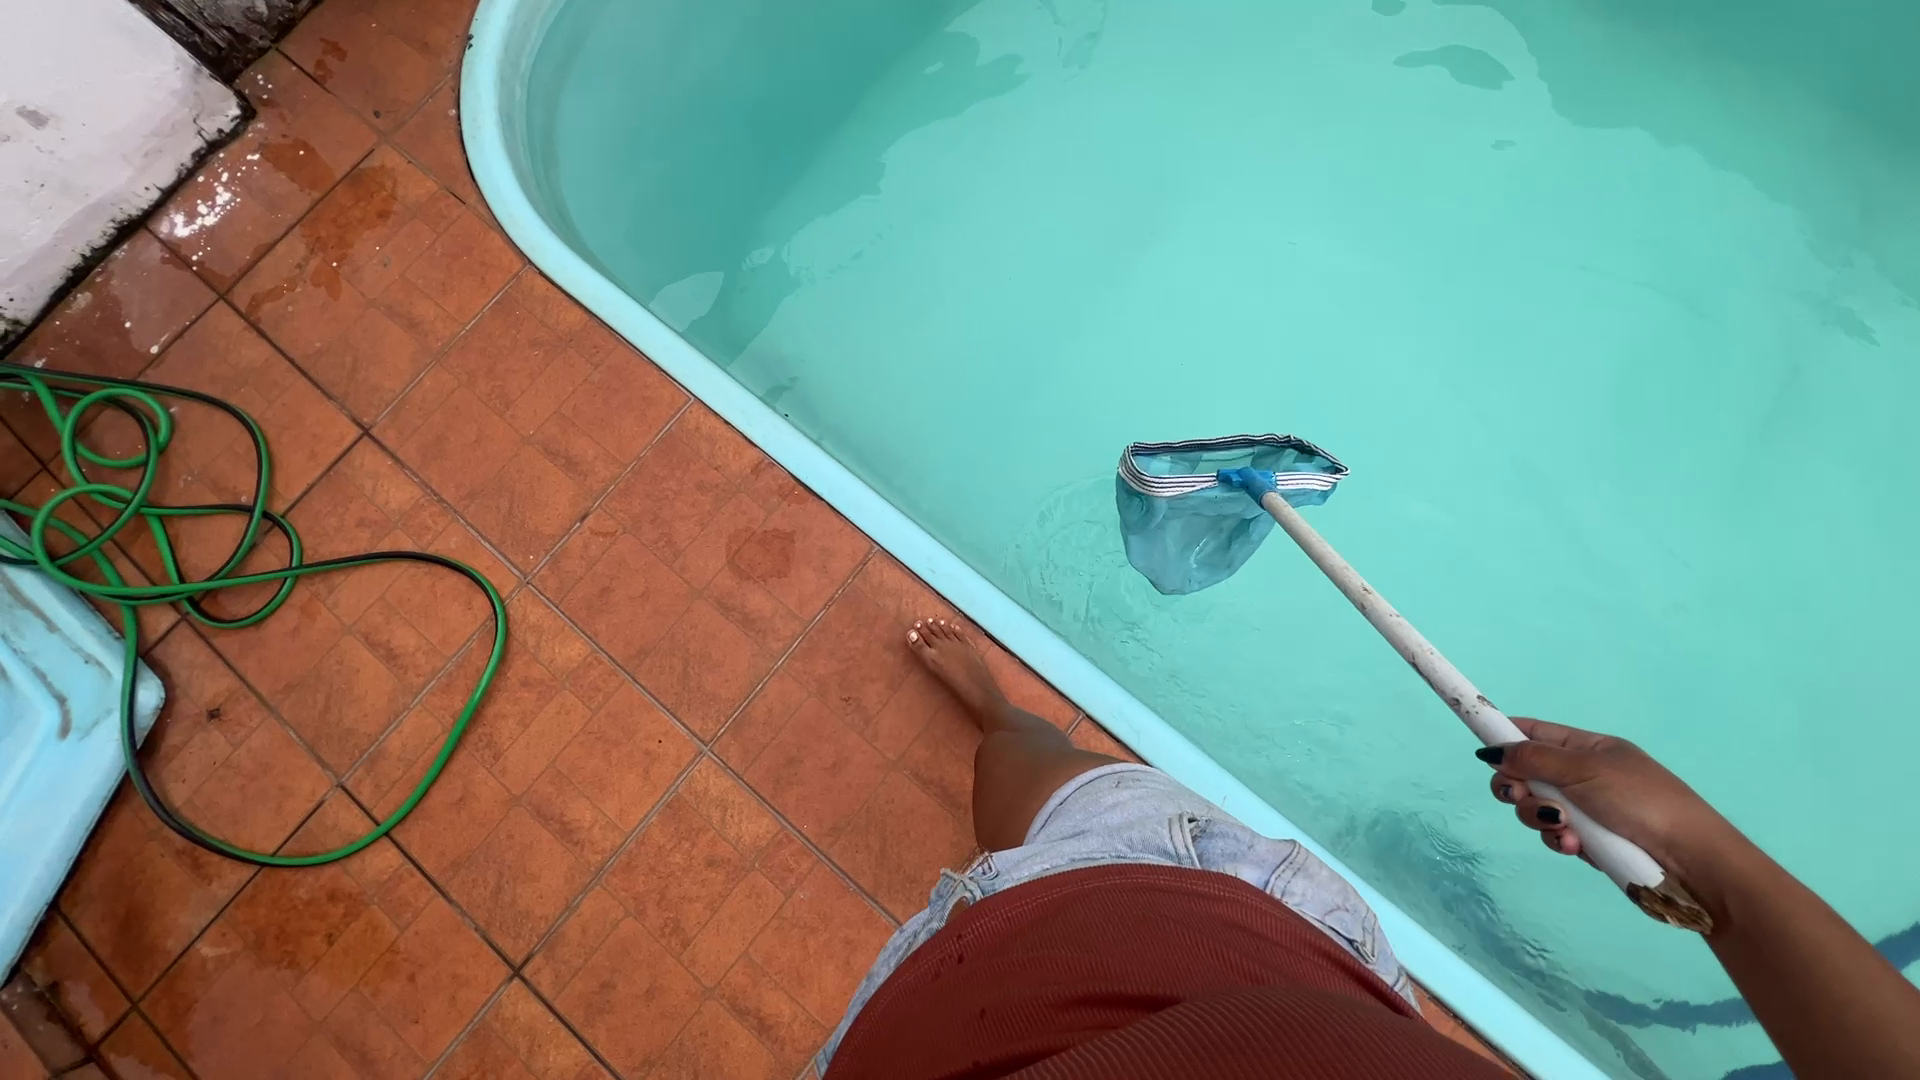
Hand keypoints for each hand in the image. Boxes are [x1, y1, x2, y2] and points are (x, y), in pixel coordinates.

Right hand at [1479, 717, 1741, 880]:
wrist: (1697, 864)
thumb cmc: (1642, 802)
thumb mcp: (1584, 769)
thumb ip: (1532, 758)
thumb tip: (1489, 751)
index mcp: (1588, 749)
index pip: (1533, 733)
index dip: (1504, 736)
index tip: (1480, 748)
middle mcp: (1584, 776)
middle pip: (1525, 773)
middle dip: (1516, 785)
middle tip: (1518, 795)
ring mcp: (1587, 810)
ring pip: (1535, 806)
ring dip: (1538, 816)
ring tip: (1561, 828)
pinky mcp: (1591, 842)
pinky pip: (1556, 834)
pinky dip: (1559, 839)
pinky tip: (1575, 846)